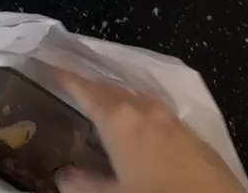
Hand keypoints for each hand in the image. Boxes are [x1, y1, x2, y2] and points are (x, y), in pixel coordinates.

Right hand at [52, 69, 243, 192]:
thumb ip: (85, 186)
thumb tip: (62, 176)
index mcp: (118, 119)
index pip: (85, 89)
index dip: (67, 78)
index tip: (52, 67)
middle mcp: (144, 110)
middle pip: (111, 90)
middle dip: (93, 87)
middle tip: (76, 86)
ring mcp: (173, 121)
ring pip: (137, 99)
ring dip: (119, 98)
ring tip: (107, 104)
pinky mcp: (195, 138)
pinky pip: (159, 113)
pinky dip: (142, 114)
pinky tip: (145, 129)